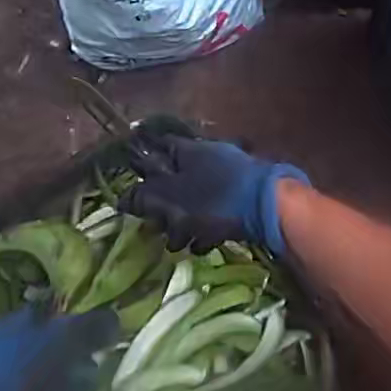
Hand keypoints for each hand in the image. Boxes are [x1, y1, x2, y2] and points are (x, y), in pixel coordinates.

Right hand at [119, 116, 309, 256]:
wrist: (269, 206)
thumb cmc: (216, 199)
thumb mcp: (173, 199)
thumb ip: (145, 197)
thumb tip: (122, 197)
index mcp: (187, 150)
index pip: (159, 145)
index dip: (145, 161)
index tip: (134, 182)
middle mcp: (207, 155)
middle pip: (176, 176)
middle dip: (164, 204)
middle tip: (156, 225)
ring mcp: (228, 173)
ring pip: (196, 195)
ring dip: (185, 220)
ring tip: (179, 244)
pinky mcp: (243, 194)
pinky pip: (216, 208)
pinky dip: (207, 225)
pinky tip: (204, 244)